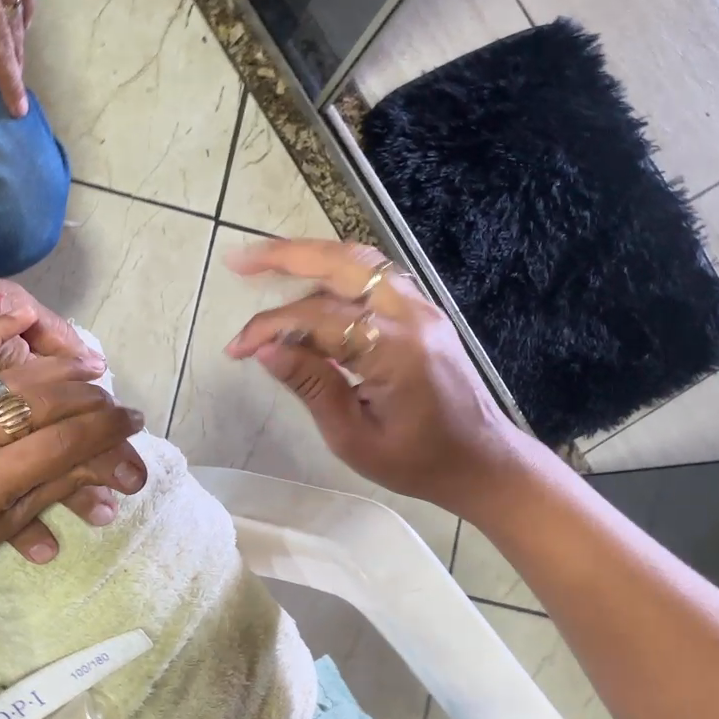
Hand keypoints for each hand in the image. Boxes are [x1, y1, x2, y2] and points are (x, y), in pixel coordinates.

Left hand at [0, 308, 145, 596]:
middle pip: (46, 404)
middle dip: (92, 399)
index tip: (134, 420)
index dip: (108, 428)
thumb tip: (115, 458)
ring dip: (60, 368)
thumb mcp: (12, 521)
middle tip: (116, 401)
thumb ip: (62, 482)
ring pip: (15, 378)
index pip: (66, 441)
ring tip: (92, 368)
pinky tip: (26, 316)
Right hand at [223, 239, 533, 518]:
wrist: (482, 461)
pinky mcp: (422, 313)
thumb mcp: (353, 437)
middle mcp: (411, 316)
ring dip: (310, 257)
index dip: (271, 327)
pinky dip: (334, 271)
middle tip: (239, 261)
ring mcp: (421, 309)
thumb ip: (312, 386)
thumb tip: (265, 351)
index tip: (237, 348)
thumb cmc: (416, 462)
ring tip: (266, 262)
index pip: (318, 318)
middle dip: (286, 256)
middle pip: (343, 264)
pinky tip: (307, 281)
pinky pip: (375, 277)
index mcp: (395, 351)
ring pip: (361, 262)